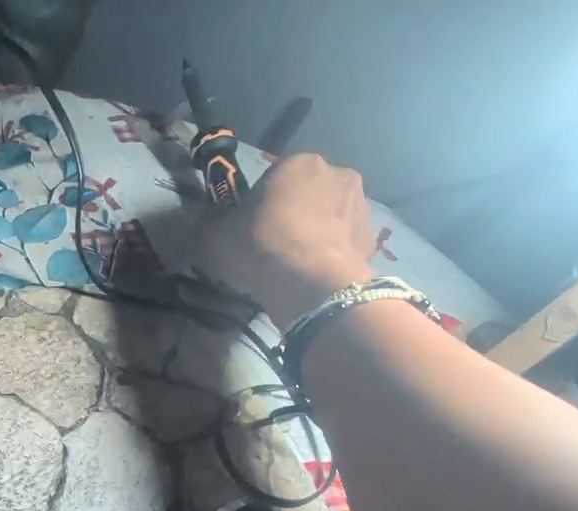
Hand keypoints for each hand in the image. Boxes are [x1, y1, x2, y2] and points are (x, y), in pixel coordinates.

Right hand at [202, 153, 376, 329]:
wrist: (308, 281)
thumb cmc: (259, 246)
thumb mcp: (214, 236)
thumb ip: (210, 221)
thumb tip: (205, 217)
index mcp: (296, 162)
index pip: (272, 177)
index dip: (257, 203)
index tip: (248, 227)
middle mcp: (335, 170)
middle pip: (305, 192)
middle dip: (292, 211)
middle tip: (271, 244)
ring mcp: (360, 200)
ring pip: (328, 213)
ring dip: (314, 229)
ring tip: (294, 262)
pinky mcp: (371, 232)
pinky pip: (342, 238)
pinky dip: (330, 249)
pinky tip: (312, 271)